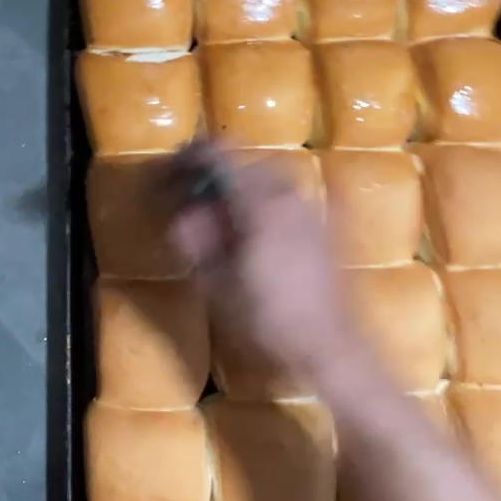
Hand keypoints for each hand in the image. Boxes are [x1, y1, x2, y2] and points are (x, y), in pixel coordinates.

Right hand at [167, 144, 357, 383]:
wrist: (329, 346)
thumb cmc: (268, 319)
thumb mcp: (218, 283)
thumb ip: (197, 242)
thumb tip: (183, 219)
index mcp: (261, 202)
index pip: (220, 154)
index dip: (191, 156)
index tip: (170, 170)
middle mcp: (289, 194)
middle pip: (245, 162)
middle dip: (215, 174)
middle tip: (192, 198)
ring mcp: (312, 208)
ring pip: (268, 178)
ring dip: (241, 187)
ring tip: (221, 216)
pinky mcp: (326, 226)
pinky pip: (288, 198)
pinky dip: (265, 202)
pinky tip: (253, 230)